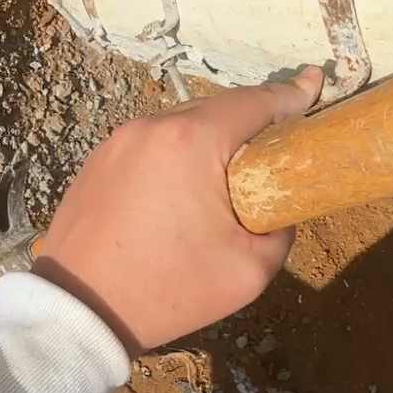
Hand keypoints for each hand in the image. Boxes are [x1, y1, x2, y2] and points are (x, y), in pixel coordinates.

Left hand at [34, 68, 323, 354]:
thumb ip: (280, 229)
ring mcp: (119, 138)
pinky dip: (178, 152)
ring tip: (233, 169)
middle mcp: (152, 126)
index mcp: (191, 142)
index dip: (290, 96)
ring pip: (182, 124)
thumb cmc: (165, 290)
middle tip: (281, 137)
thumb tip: (277, 207)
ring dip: (213, 138)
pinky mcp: (99, 157)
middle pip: (219, 108)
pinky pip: (153, 142)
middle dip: (253, 119)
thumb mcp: (248, 272)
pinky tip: (186, 183)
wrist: (77, 309)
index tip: (314, 83)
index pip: (255, 102)